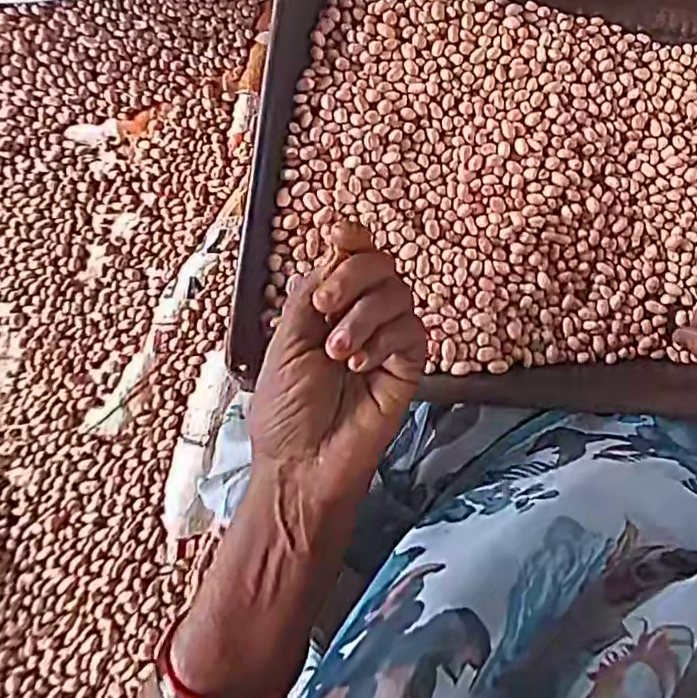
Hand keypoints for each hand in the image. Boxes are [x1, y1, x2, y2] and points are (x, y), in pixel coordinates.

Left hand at [249, 221, 426, 500]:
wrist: (302, 464)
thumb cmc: (286, 408)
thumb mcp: (285, 342)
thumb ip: (309, 294)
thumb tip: (334, 249)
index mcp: (331, 305)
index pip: (351, 257)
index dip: (352, 239)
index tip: (339, 233)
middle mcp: (363, 314)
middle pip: (379, 264)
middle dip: (352, 276)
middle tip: (326, 304)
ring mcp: (388, 337)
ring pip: (397, 293)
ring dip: (363, 317)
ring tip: (338, 352)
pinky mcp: (409, 363)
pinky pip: (411, 330)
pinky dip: (384, 340)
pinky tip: (360, 366)